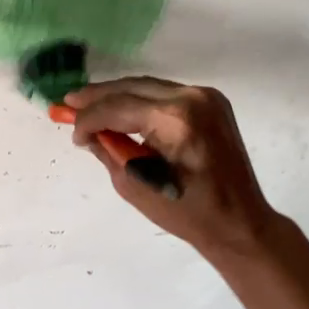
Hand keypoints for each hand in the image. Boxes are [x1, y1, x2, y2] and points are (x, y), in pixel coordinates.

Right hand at [65, 78, 279, 257]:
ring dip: (117, 96)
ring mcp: (204, 95)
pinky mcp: (210, 100)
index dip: (89, 119)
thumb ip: (109, 150)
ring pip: (146, 86)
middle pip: (131, 88)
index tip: (72, 133)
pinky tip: (120, 108)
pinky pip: (164, 93)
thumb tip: (88, 132)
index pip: (118, 108)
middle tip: (68, 103)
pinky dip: (140, 100)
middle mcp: (191, 97)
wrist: (240, 222)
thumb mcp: (135, 185)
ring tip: (86, 103)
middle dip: (98, 97)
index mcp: (175, 119)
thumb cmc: (187, 213)